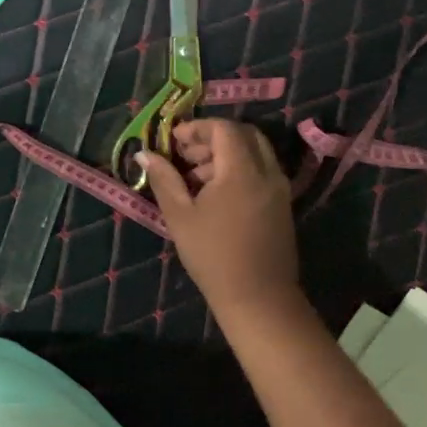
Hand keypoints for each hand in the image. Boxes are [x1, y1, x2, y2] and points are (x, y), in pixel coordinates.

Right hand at [137, 119, 300, 318]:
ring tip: (195, 178)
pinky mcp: (282, 205)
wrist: (258, 298)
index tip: (174, 142)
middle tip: (187, 155)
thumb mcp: (179, 215)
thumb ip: (163, 179)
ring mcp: (279, 190)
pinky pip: (262, 171)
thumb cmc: (213, 255)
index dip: (197, 128)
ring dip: (226, 154)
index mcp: (241, 172)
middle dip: (213, 137)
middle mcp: (267, 174)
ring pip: (255, 152)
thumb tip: (144, 154)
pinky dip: (239, 169)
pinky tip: (215, 195)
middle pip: (245, 134)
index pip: (224, 129)